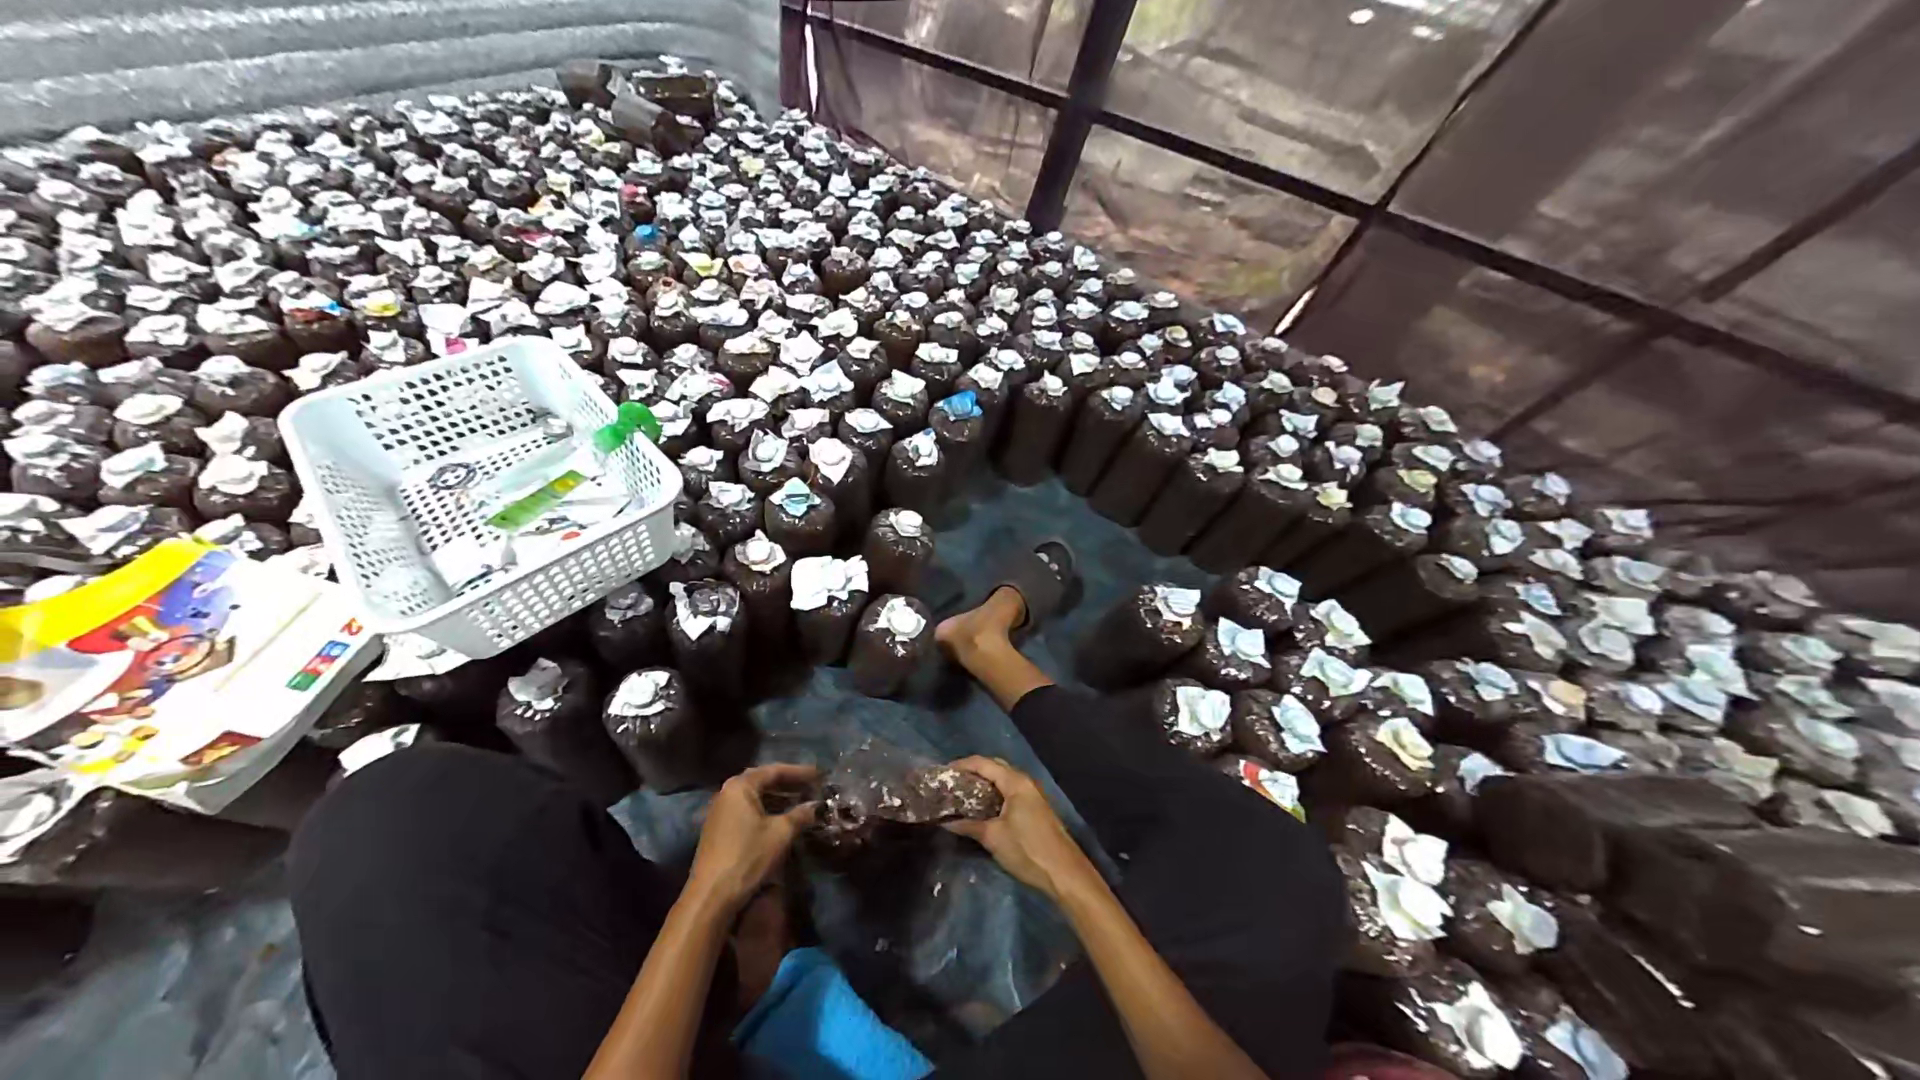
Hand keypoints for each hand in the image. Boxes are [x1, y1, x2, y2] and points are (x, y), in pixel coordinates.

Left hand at [687, 763, 818, 913]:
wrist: (712, 896)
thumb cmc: (748, 856)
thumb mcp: (781, 833)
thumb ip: (801, 814)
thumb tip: (816, 806)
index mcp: (740, 786)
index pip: (775, 771)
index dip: (800, 772)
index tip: (820, 775)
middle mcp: (727, 793)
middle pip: (763, 781)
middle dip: (789, 784)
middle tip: (812, 787)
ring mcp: (720, 812)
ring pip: (755, 797)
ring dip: (778, 798)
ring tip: (801, 802)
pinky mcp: (719, 830)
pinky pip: (747, 811)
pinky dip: (766, 810)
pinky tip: (781, 819)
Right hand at [943, 756, 1097, 901]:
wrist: (1064, 873)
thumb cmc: (1027, 849)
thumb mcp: (993, 837)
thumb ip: (968, 825)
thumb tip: (945, 822)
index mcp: (1015, 782)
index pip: (984, 763)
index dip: (962, 765)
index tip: (943, 773)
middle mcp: (1025, 782)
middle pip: (995, 768)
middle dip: (973, 772)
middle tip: (951, 783)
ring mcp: (1033, 795)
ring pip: (1003, 781)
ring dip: (984, 784)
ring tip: (962, 794)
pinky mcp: (1036, 809)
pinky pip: (1010, 792)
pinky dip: (994, 795)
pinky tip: (982, 808)